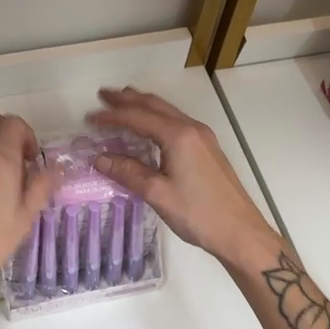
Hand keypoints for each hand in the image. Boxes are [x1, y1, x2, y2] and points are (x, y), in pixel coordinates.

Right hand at [88, 88, 279, 271]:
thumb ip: (128, 172)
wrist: (241, 232)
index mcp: (178, 136)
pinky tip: (148, 128)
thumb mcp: (158, 194)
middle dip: (127, 99)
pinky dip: (156, 118)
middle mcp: (192, 129)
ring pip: (167, 112)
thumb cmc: (199, 214)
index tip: (89, 117)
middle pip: (154, 105)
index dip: (111, 116)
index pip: (138, 117)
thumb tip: (100, 159)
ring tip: (122, 103)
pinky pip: (176, 122)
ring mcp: (203, 138)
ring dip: (143, 106)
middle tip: (103, 96)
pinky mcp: (207, 149)